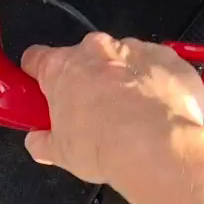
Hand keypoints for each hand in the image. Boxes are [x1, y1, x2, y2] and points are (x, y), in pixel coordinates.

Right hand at [21, 33, 203, 191]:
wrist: (155, 148)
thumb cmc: (105, 144)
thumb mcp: (59, 154)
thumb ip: (42, 142)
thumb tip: (38, 141)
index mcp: (62, 67)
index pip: (37, 59)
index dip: (37, 75)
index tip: (42, 90)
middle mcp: (96, 50)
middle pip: (82, 59)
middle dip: (84, 82)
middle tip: (88, 116)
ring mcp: (134, 50)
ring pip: (121, 61)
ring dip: (120, 82)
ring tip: (127, 119)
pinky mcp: (166, 58)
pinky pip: (154, 67)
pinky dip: (152, 84)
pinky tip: (153, 112)